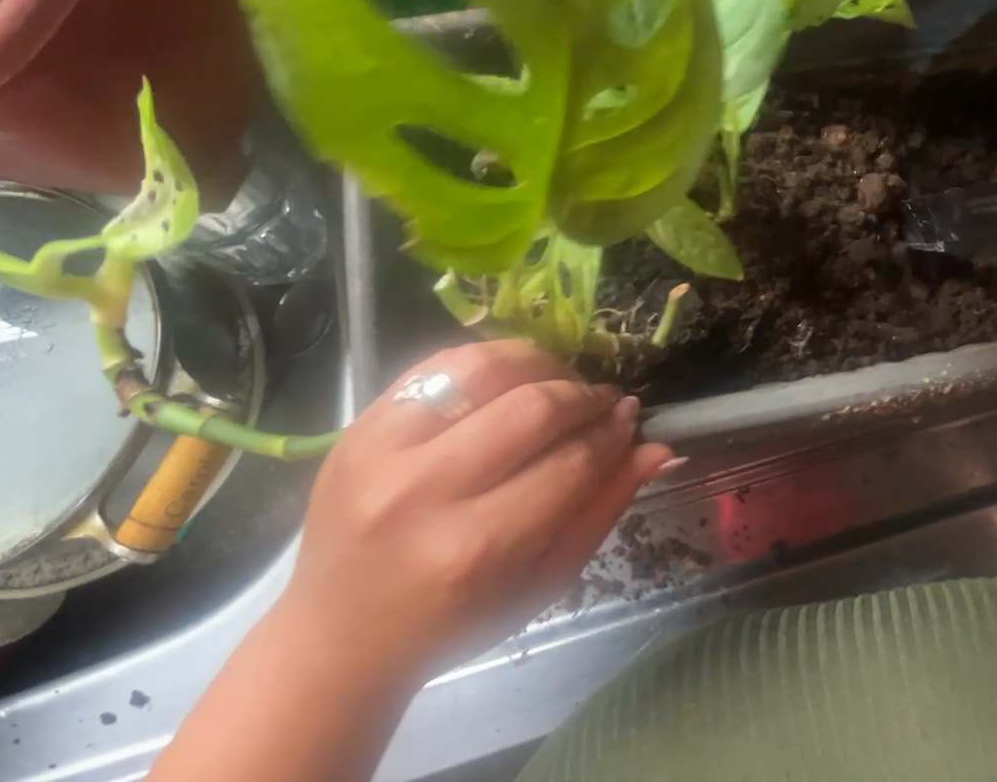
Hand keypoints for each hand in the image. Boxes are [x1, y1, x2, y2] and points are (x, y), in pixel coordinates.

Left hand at [277, 340, 676, 678]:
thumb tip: (657, 448)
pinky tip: (512, 376)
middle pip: (532, 409)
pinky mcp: (357, 426)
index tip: (630, 421)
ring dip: (539, 364)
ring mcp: (380, 451)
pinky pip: (437, 364)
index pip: (571, 462)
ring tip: (560, 381)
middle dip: (584, 396)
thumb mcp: (542, 582)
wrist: (339, 636)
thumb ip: (602, 509)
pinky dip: (488, 360)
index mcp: (474, 549)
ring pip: (483, 368)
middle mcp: (422, 492)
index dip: (613, 433)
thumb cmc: (455, 622)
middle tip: (602, 401)